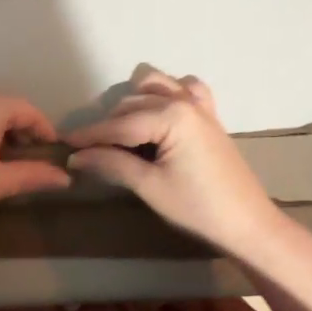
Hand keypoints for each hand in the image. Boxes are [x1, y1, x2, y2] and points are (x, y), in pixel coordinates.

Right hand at [65, 65, 282, 253]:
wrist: (248, 224)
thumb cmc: (198, 208)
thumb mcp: (149, 187)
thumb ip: (112, 163)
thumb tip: (75, 156)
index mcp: (170, 116)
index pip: (118, 124)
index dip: (89, 136)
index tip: (63, 144)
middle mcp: (183, 100)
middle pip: (131, 104)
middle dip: (107, 125)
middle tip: (89, 151)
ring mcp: (199, 105)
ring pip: (154, 86)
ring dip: (133, 102)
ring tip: (121, 133)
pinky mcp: (209, 115)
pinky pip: (184, 88)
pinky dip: (167, 92)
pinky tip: (158, 114)